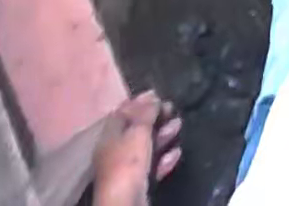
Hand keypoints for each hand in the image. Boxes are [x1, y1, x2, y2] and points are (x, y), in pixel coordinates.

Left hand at [91, 91, 181, 205]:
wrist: (126, 205)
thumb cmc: (128, 162)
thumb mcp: (138, 131)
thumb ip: (147, 112)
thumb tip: (154, 97)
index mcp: (110, 134)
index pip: (123, 111)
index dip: (139, 100)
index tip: (158, 93)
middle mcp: (115, 150)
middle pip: (136, 128)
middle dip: (155, 117)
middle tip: (172, 108)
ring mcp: (126, 169)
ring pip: (146, 146)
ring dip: (163, 135)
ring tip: (179, 125)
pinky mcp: (137, 185)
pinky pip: (152, 166)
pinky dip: (164, 158)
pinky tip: (177, 153)